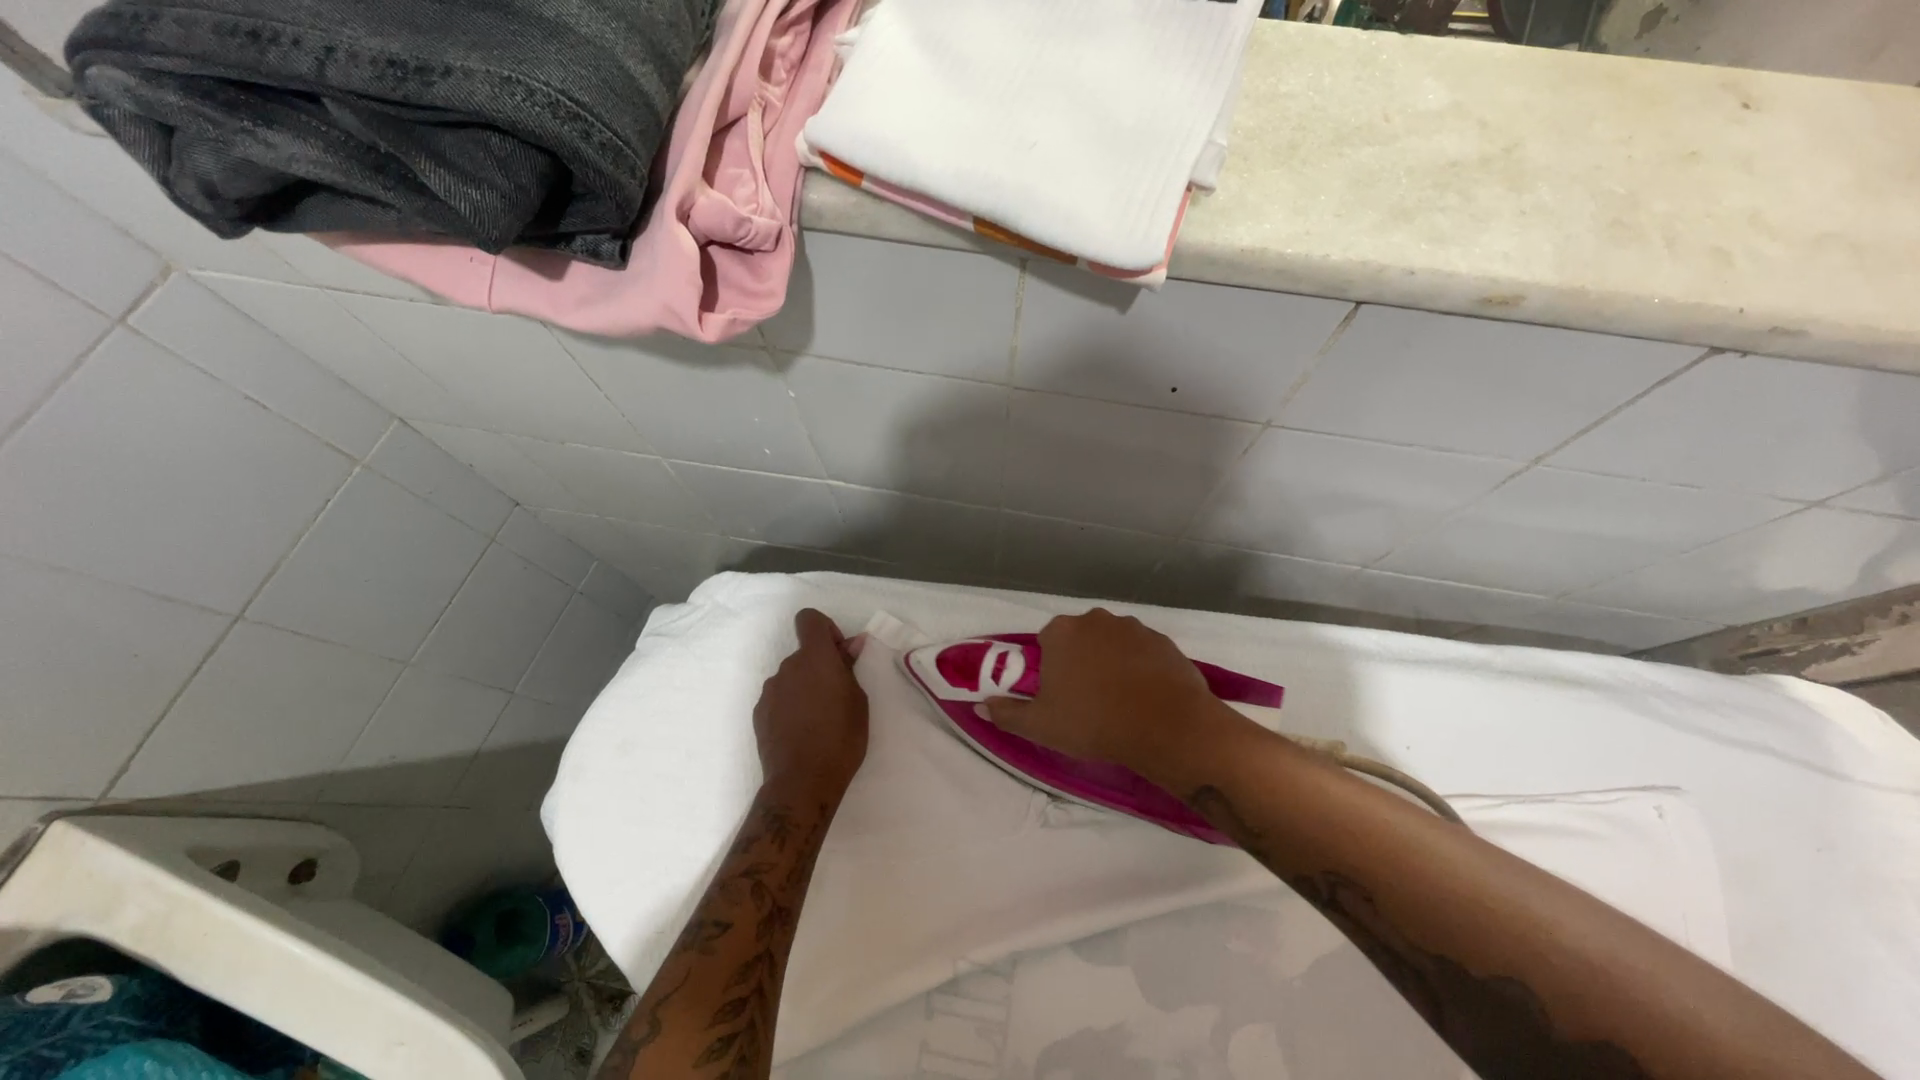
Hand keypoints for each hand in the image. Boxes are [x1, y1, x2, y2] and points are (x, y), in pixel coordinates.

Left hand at [753, 608, 868, 798]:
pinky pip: (780, 698)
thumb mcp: (858, 700)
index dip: (825, 630)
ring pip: (792, 678)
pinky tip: (802, 732)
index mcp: (814, 658)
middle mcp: (788, 667)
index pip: (809, 619)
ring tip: (820, 720)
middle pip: (803, 653)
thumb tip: (851, 644)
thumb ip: (849, 667)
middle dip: (820, 667)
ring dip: (805, 688)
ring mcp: (770, 691)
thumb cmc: (842, 738)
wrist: (803, 781)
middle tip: (838, 696)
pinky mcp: (760, 713)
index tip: (839, 654)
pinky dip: (791, 706)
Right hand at [984, 608, 1245, 778]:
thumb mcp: (1039, 725)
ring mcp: (1134, 628)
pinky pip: (1143, 654)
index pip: (1046, 642)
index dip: (1050, 668)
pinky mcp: (1164, 641)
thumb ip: (1006, 713)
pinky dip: (1140, 670)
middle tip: (1086, 700)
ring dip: (1111, 664)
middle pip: (1080, 639)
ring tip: (1118, 702)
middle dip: (1080, 662)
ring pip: (1113, 644)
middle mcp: (1096, 620)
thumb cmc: (1092, 722)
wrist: (1165, 726)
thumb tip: (981, 704)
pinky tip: (1144, 698)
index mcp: (1061, 632)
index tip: (1058, 695)